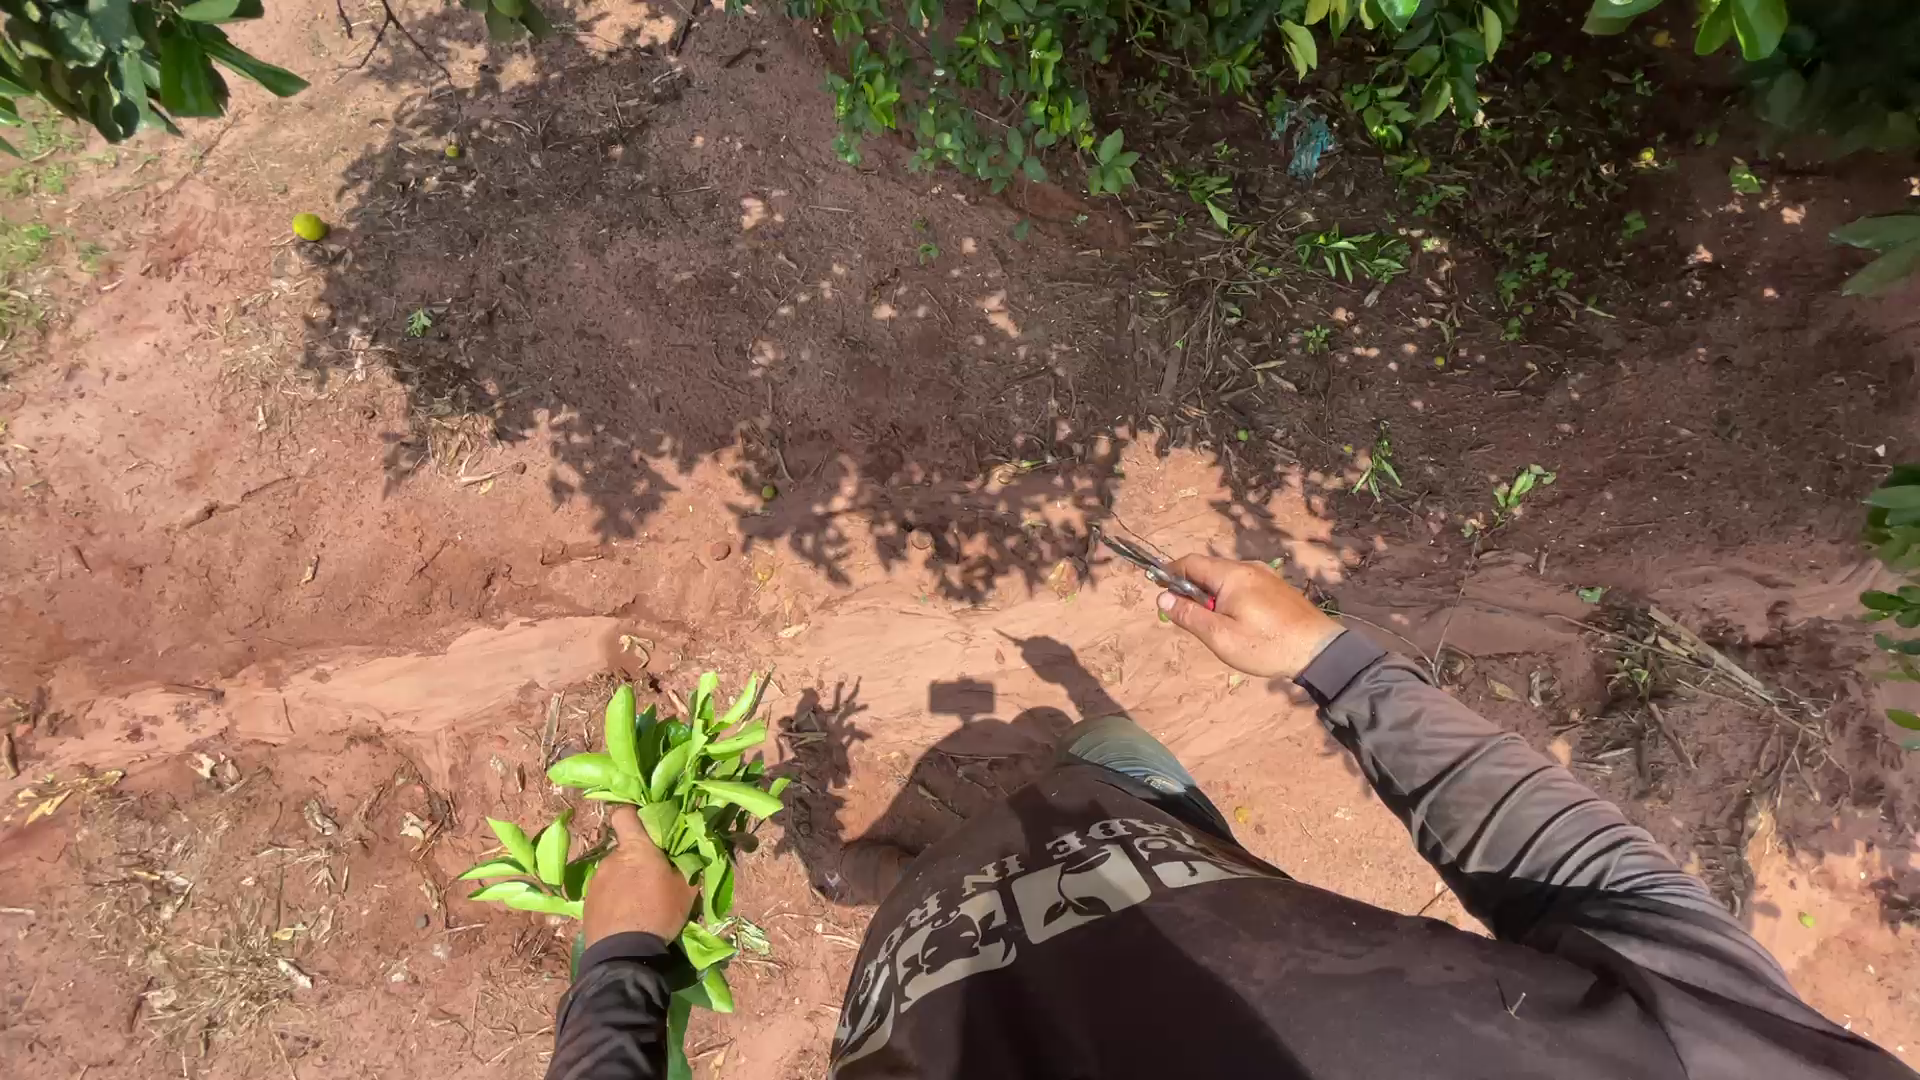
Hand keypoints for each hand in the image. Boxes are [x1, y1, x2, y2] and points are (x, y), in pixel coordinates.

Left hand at [582, 805, 697, 946]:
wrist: (623, 957)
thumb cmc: (659, 913)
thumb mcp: (686, 887)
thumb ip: (686, 862)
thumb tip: (691, 849)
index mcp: (636, 848)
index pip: (624, 814)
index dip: (633, 815)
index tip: (647, 824)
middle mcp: (612, 859)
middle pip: (625, 847)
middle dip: (637, 857)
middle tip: (654, 875)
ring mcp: (596, 881)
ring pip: (615, 870)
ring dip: (626, 877)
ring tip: (639, 900)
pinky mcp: (587, 903)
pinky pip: (605, 889)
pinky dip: (615, 896)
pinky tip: (626, 914)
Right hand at [1156, 555, 1343, 679]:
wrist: (1321, 652)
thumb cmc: (1266, 645)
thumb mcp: (1220, 635)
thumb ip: (1188, 615)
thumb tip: (1162, 598)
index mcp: (1232, 574)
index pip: (1189, 562)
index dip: (1169, 574)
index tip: (1160, 594)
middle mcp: (1248, 568)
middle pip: (1207, 570)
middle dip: (1191, 591)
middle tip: (1190, 620)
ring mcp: (1265, 576)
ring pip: (1224, 580)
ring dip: (1211, 597)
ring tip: (1216, 627)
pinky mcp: (1276, 588)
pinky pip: (1242, 586)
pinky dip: (1228, 599)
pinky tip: (1237, 624)